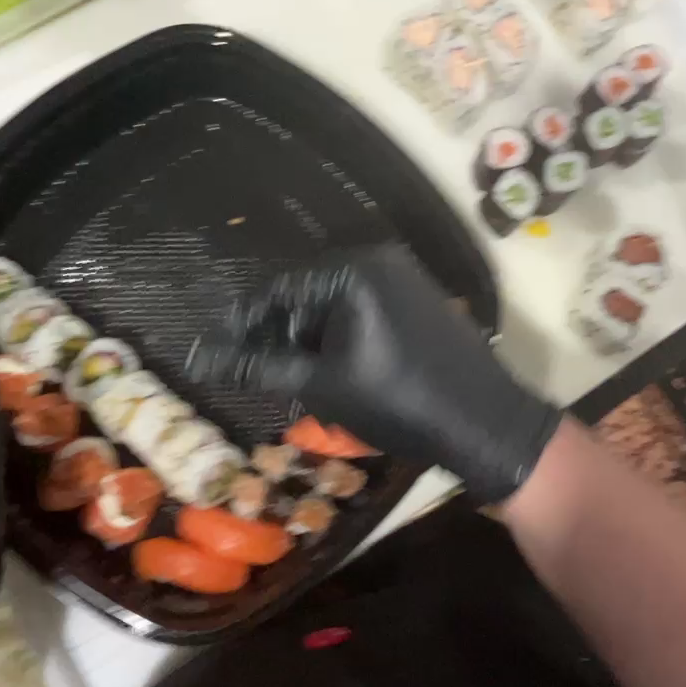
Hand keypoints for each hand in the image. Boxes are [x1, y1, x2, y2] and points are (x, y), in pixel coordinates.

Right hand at [187, 244, 560, 503]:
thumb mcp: (322, 385)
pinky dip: (344, 341)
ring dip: (313, 343)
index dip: (247, 323)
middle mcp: (380, 261)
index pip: (279, 288)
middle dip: (282, 336)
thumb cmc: (399, 401)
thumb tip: (200, 359)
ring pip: (337, 307)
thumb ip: (260, 366)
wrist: (485, 425)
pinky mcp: (421, 302)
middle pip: (308, 295)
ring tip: (301, 385)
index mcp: (353, 270)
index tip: (224, 354)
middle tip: (264, 376)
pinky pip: (366, 313)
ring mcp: (406, 279)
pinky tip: (338, 378)